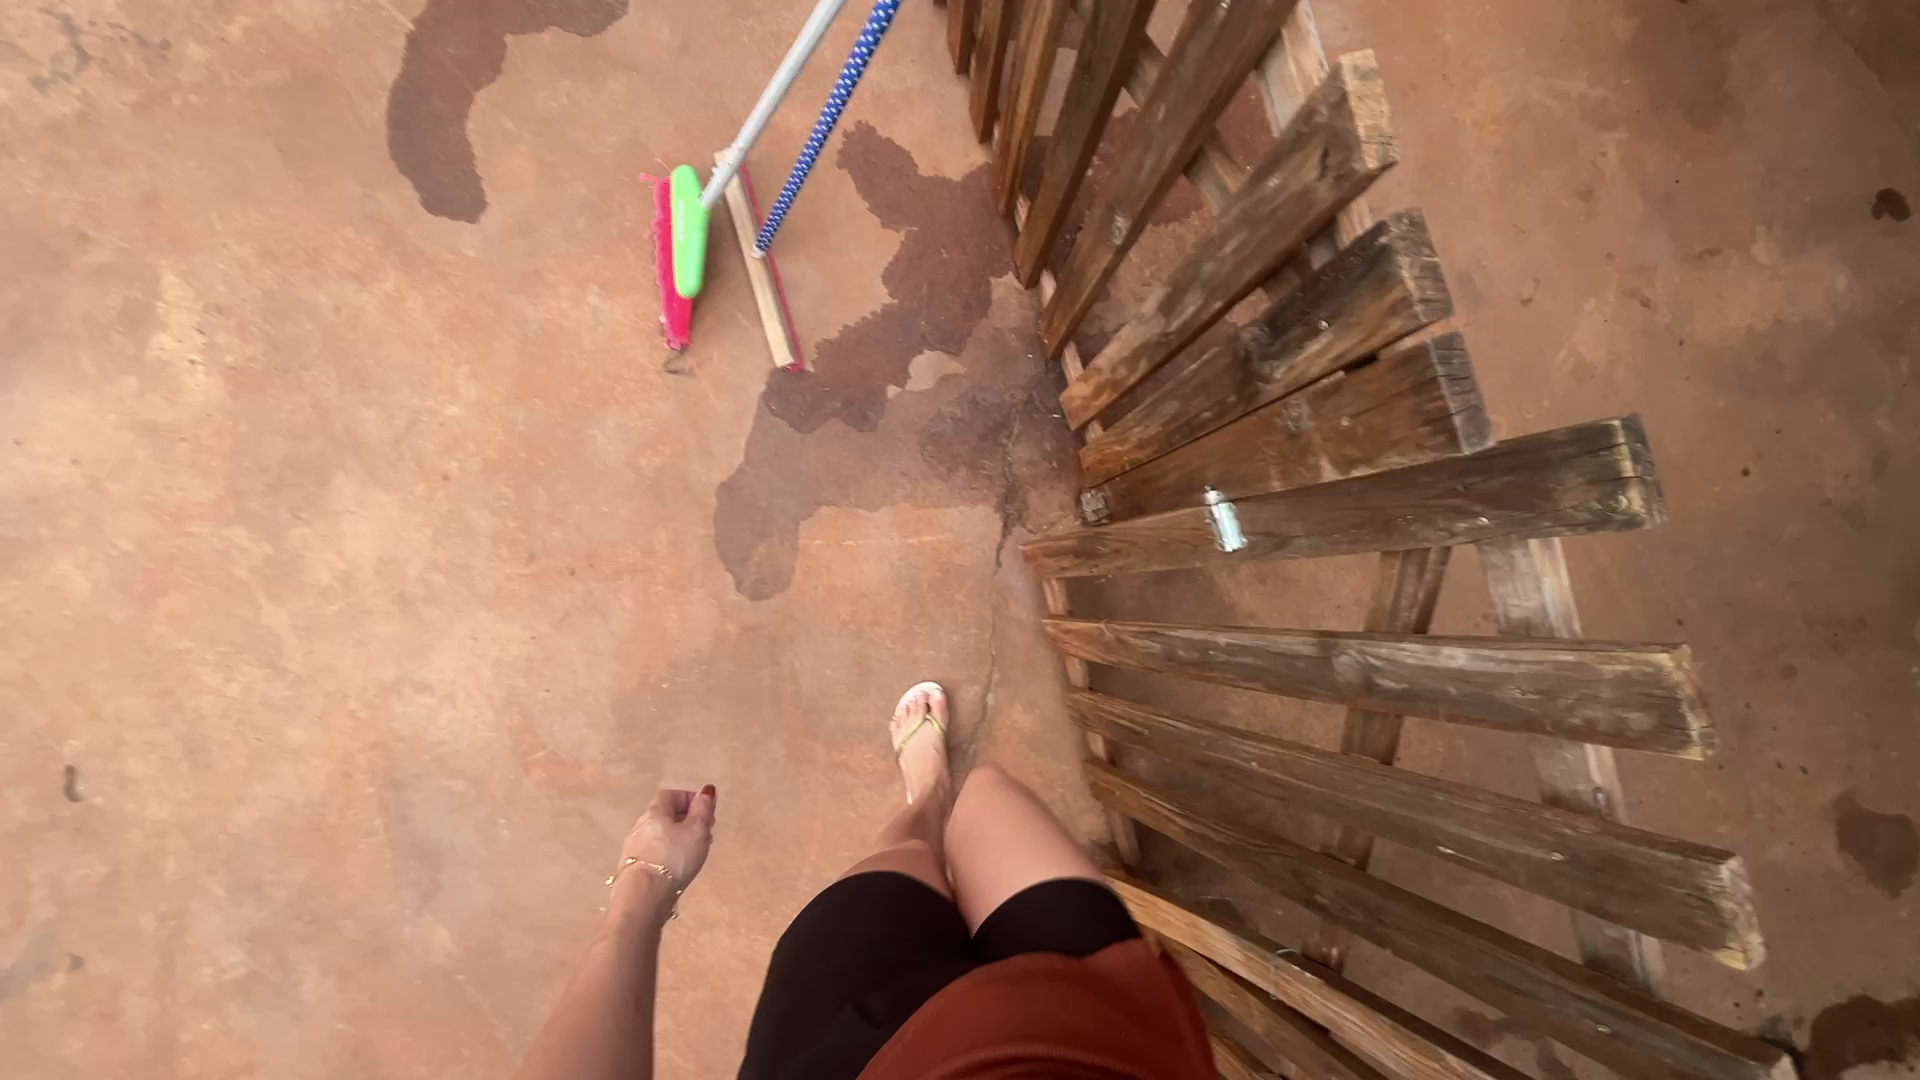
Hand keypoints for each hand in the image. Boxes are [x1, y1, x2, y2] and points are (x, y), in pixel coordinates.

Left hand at [608, 785, 716, 921]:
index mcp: (654, 813)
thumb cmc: (674, 858)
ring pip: (659, 836)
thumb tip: (706, 790)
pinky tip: (676, 869)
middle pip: (664, 816)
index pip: (670, 795)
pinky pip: (653, 854)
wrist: (642, 899)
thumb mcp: (697, 830)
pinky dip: (666, 855)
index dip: (688, 799)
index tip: (705, 812)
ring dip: (676, 839)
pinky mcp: (631, 871)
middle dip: (685, 820)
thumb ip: (703, 808)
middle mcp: (639, 827)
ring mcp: (632, 850)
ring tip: (693, 853)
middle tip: (704, 833)